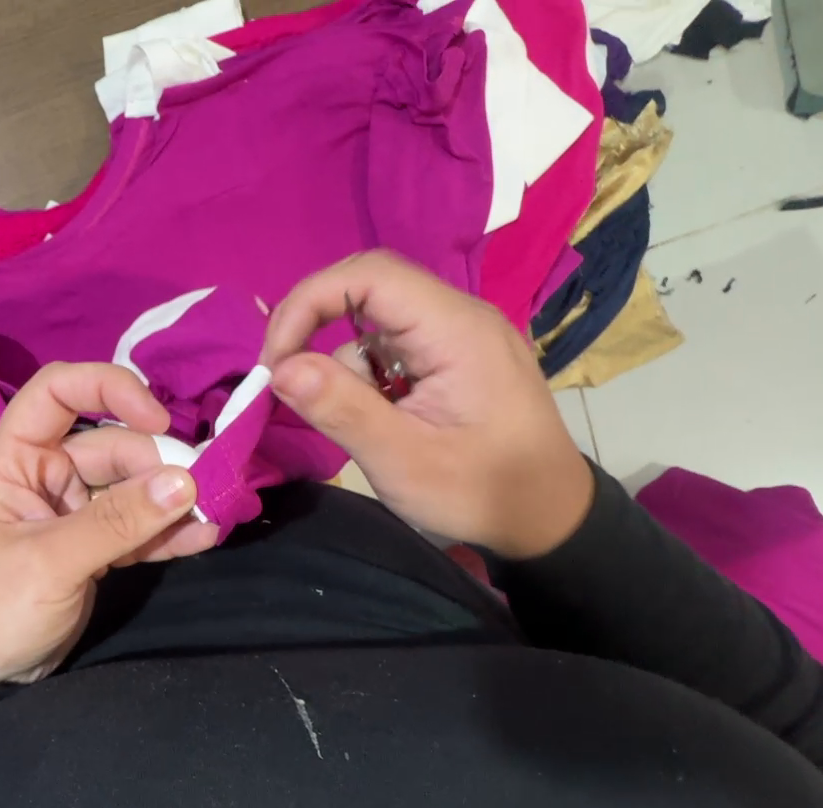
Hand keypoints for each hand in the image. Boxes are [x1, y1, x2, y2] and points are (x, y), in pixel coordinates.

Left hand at [0, 362, 219, 685]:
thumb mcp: (49, 563)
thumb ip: (116, 523)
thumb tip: (186, 480)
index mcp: (13, 461)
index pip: (57, 392)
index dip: (109, 388)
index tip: (158, 419)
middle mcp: (43, 476)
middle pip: (111, 446)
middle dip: (158, 464)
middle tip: (204, 491)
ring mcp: (69, 512)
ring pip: (131, 487)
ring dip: (171, 499)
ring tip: (216, 514)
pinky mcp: (90, 547)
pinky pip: (135, 527)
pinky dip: (165, 532)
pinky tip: (203, 537)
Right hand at [261, 250, 594, 559]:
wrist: (545, 517)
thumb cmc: (481, 491)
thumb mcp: (402, 460)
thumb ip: (341, 410)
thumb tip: (280, 370)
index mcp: (455, 331)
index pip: (370, 275)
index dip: (308, 303)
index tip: (276, 362)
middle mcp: (456, 318)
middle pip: (365, 286)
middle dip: (309, 323)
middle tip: (280, 377)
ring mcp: (451, 337)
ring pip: (368, 321)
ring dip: (335, 363)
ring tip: (344, 420)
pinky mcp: (444, 359)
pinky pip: (383, 346)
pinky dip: (355, 376)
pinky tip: (367, 416)